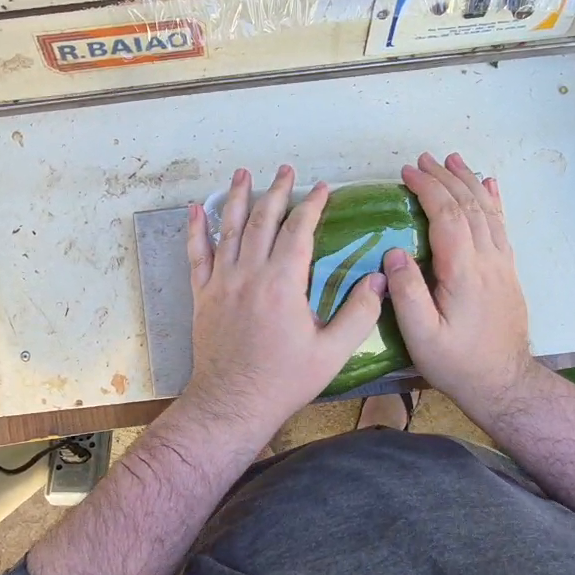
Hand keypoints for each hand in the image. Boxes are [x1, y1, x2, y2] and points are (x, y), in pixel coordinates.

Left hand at [181, 165, 384, 441]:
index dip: (312, 205)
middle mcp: (249, 275)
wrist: (232, 403)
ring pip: (228, 230)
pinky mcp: (202, 296)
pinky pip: (197, 255)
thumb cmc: (284, 381)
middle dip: (277, 192)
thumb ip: (359, 314)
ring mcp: (221, 283)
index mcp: (282, 284)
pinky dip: (195, 230)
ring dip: (236, 198)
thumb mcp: (331, 353)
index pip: (299, 230)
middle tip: (286, 171)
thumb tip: (380, 279)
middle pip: (262, 221)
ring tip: (241, 174)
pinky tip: (195, 211)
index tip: (323, 189)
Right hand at [385, 152, 537, 420]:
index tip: (407, 172)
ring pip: (488, 211)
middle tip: (423, 160)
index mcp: (463, 271)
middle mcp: (487, 259)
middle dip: (445, 178)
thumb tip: (394, 253)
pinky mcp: (507, 273)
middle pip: (469, 205)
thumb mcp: (420, 335)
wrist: (502, 383)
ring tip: (453, 160)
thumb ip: (407, 293)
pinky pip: (502, 226)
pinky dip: (494, 201)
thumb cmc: (455, 362)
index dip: (428, 189)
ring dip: (469, 182)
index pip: (447, 216)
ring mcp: (502, 264)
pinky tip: (491, 186)